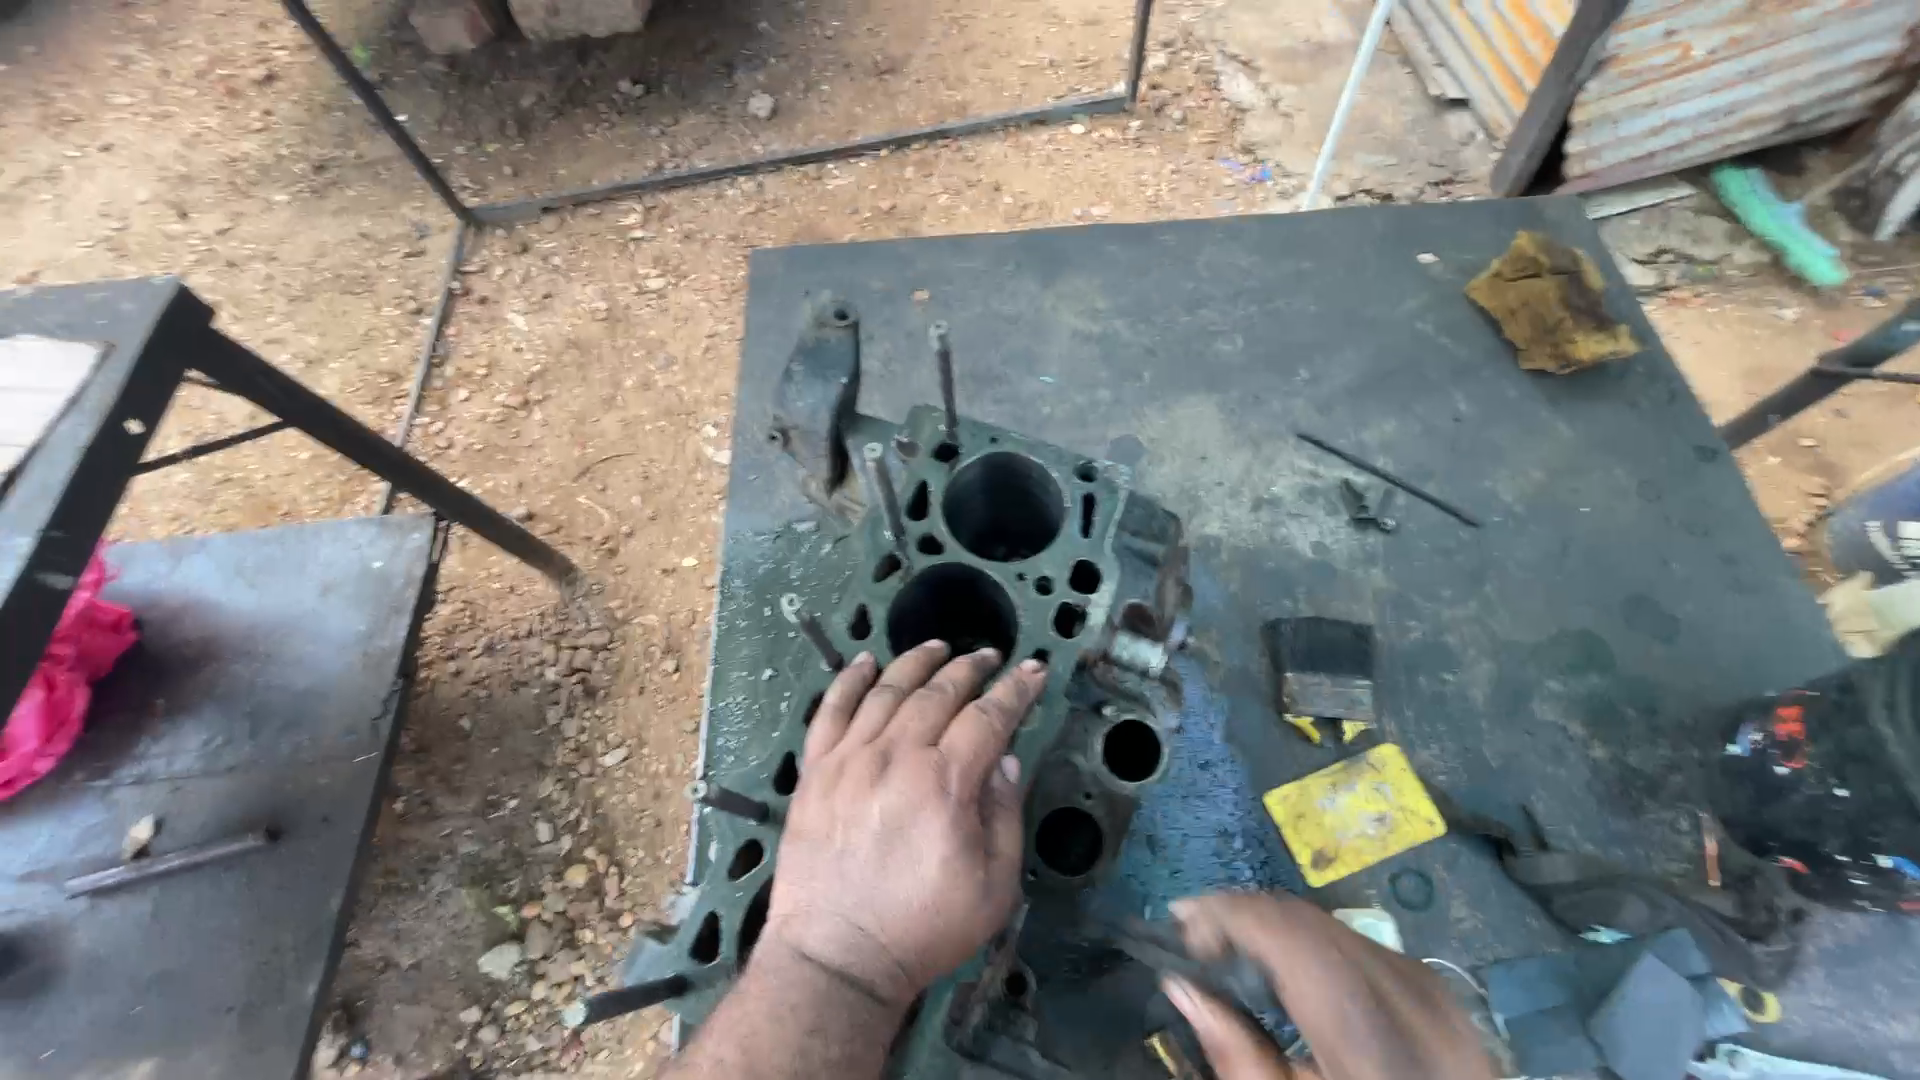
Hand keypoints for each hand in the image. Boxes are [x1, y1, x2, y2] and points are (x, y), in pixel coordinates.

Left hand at [761, 641, 1047, 1008]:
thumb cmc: (923, 927)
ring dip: (917, 662)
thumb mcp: (993, 886)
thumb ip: (1004, 815)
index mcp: (944, 783)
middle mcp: (896, 756)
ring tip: (939, 647)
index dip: (1015, 690)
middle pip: (939, 693)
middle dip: (972, 668)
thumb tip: (1004, 758)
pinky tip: (865, 661)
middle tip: (991, 656)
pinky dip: (850, 680)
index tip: (1032, 671)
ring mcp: (849, 759)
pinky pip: (831, 710)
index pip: (988, 717)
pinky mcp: (815, 771)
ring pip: (887, 690)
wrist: (837, 957)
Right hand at [1163, 892, 1493, 1079]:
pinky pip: (1354, 940)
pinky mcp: (1433, 987)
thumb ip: (1236, 1054)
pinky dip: (1307, 940)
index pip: (1284, 929)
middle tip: (1194, 934)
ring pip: (1327, 921)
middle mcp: (1403, 988)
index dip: (1225, 911)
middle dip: (1240, 912)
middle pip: (1303, 917)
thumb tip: (1182, 986)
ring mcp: (1426, 983)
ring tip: (1228, 946)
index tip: (1180, 922)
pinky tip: (1282, 963)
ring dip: (1271, 923)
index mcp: (1368, 1030)